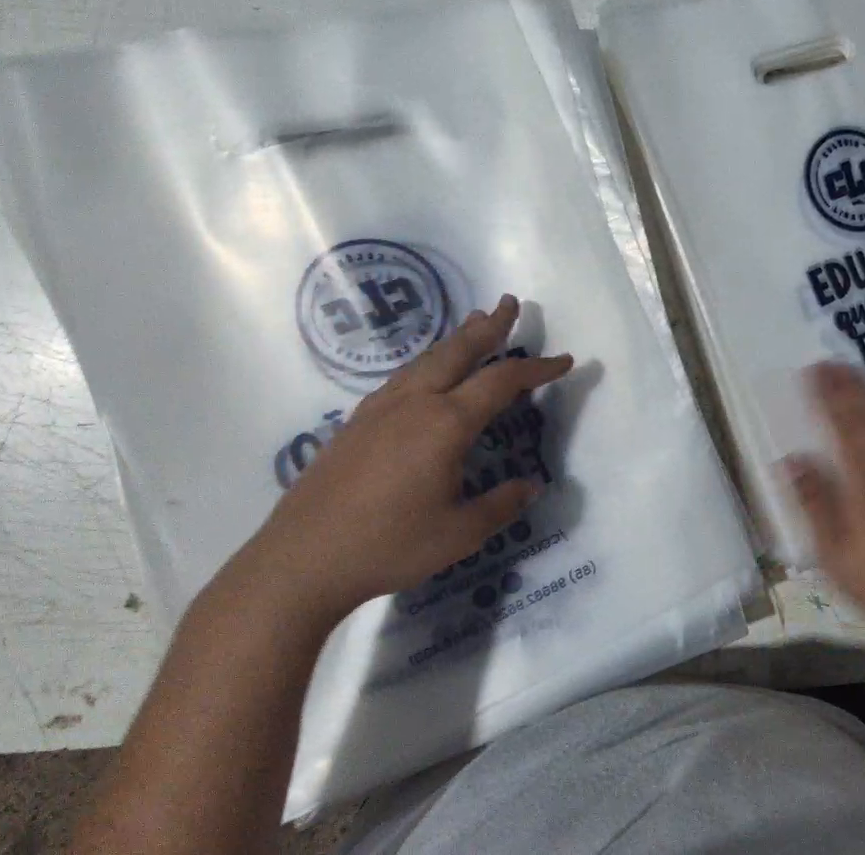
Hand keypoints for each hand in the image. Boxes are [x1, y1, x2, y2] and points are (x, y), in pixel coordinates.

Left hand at [237, 294, 572, 621]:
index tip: (564, 361)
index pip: (501, 382)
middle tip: (511, 304)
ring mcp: (379, 410)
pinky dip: (428, 362)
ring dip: (456, 339)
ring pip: (426, 360)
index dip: (537, 368)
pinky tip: (426, 373)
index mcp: (445, 424)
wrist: (300, 562)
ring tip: (474, 323)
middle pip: (458, 352)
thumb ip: (501, 505)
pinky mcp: (355, 424)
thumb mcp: (460, 533)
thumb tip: (530, 486)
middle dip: (489, 327)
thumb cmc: (388, 546)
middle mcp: (414, 404)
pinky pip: (402, 378)